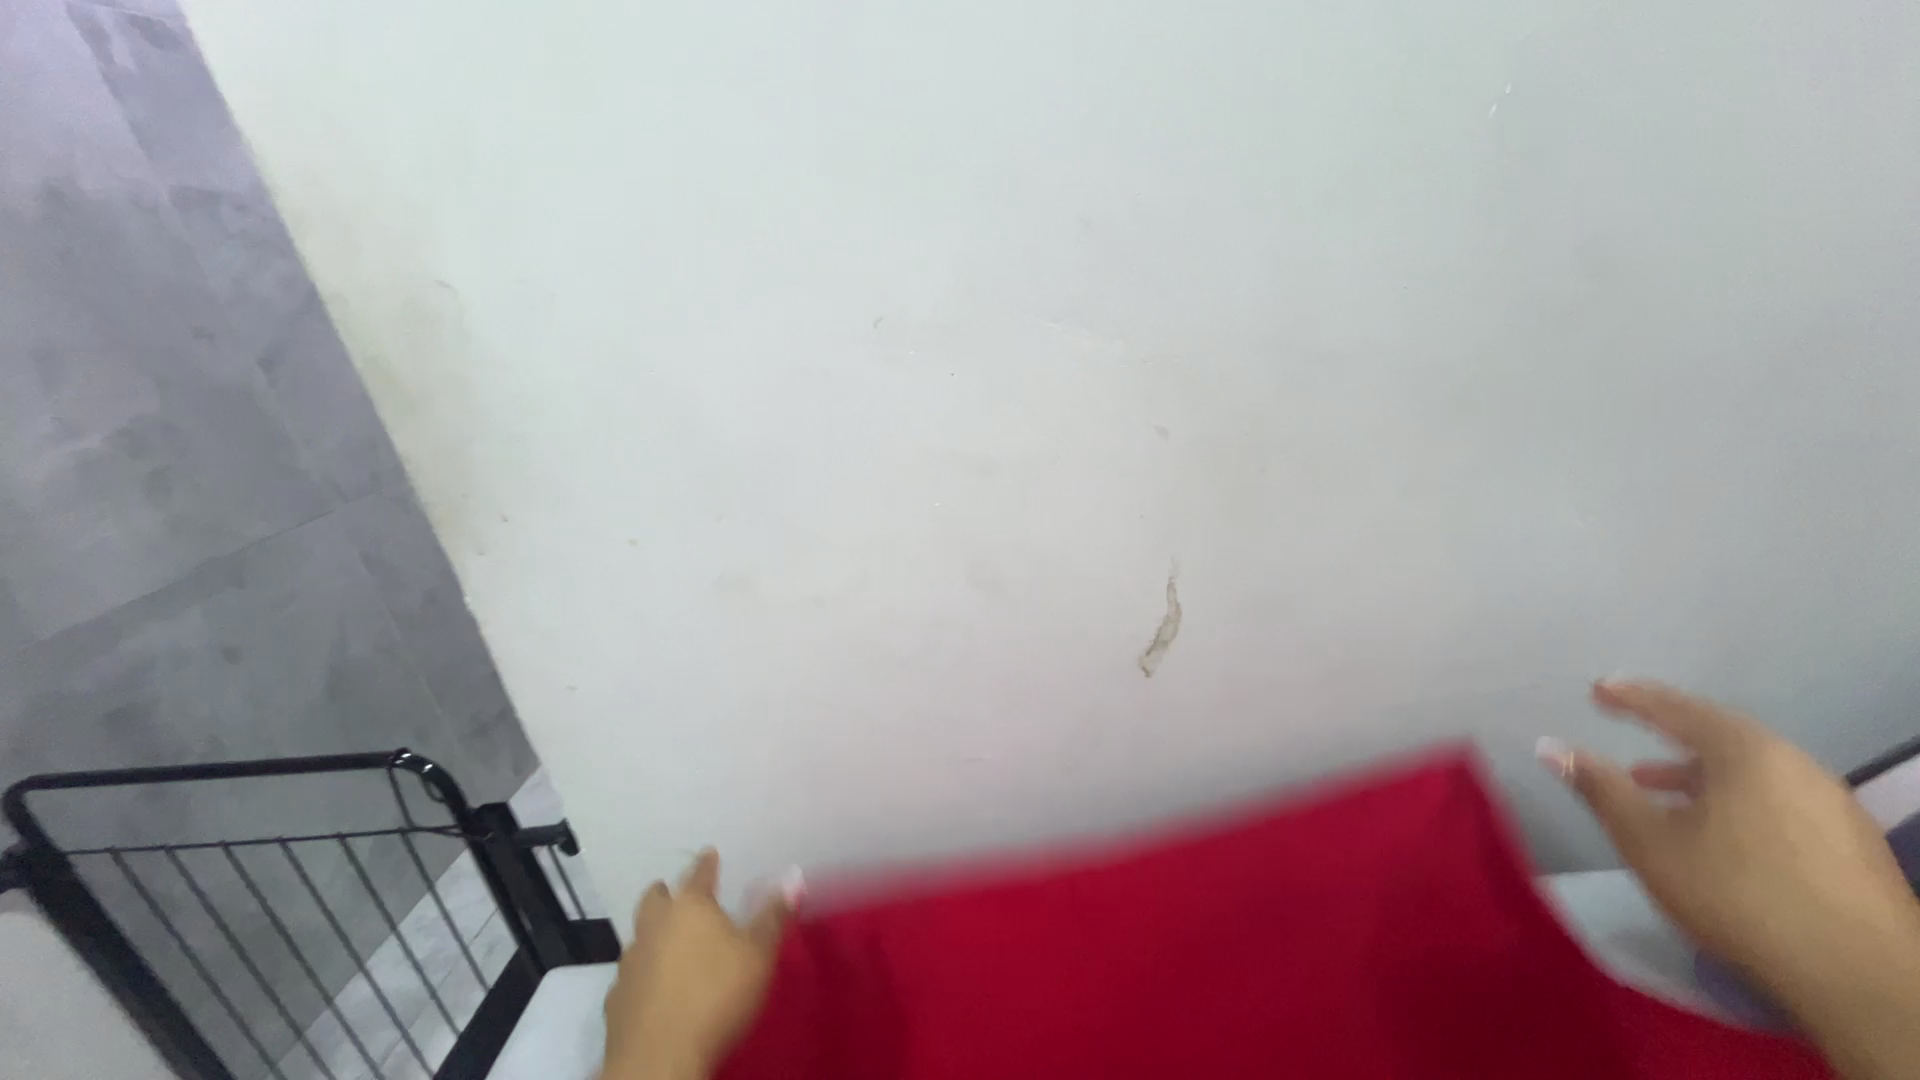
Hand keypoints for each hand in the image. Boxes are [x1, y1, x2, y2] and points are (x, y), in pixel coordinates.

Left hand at [602, 849, 789, 1079]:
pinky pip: (631, 976)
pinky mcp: (616, 1001)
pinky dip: (643, 974)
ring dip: (652, 934)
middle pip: (655, 899)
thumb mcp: (760, 953)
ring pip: (639, 937)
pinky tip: (653, 987)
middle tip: (675, 892)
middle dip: (666, 892)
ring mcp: (630, 963)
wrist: (660, 1060)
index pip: (699, 874)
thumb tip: (793, 877)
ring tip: (668, 942)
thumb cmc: (717, 995)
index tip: (709, 852)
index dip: (707, 863)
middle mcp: (654, 926)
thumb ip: (774, 916)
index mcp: (690, 907)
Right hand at [1545, 680, 1919, 1078]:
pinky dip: (1733, 794)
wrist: (1861, 978)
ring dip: (1698, 768)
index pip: (1678, 709)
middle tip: (1628, 724)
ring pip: (1750, 770)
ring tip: (1656, 785)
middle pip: (1721, 734)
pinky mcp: (1850, 841)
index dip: (1632, 697)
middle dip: (1668, 729)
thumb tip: (1550, 747)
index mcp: (1747, 754)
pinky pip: (1775, 796)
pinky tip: (1713, 827)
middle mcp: (1796, 765)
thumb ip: (1599, 787)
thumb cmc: (1736, 894)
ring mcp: (1832, 803)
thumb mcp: (1647, 840)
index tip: (1597, 689)